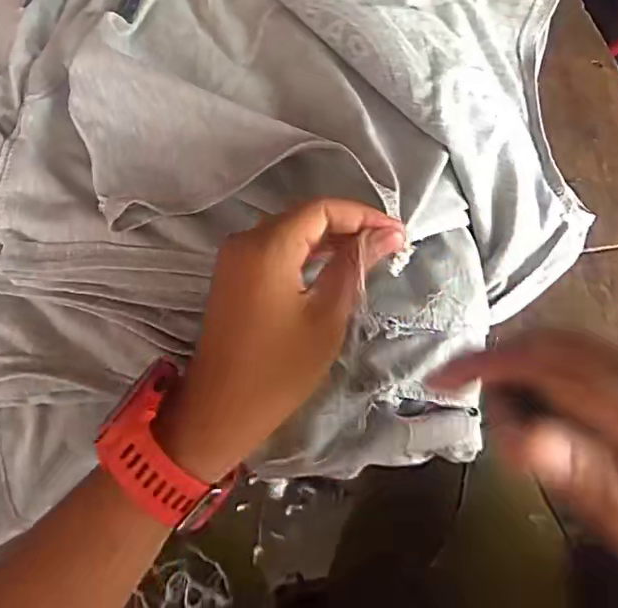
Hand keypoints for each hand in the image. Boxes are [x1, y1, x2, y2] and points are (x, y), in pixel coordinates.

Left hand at [155, 199, 404, 481]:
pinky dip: (305, 250)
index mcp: (267, 245)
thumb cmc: (279, 369)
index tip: (398, 233)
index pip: (321, 209)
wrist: (219, 408)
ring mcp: (235, 254)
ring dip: (328, 237)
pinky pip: (274, 246)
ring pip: (289, 229)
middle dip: (348, 224)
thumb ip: (355, 266)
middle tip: (389, 243)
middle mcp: (246, 239)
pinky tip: (333, 263)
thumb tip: (387, 234)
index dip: (362, 215)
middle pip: (304, 215)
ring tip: (370, 252)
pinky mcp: (233, 271)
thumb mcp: (326, 317)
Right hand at [431, 331, 617, 607]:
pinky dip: (565, 376)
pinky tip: (562, 418)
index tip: (439, 379)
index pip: (551, 364)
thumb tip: (518, 433)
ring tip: (513, 424)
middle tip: (475, 416)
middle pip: (561, 345)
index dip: (488, 364)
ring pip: (581, 348)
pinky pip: (606, 361)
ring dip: (532, 370)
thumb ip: (603, 494)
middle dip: (504, 364)